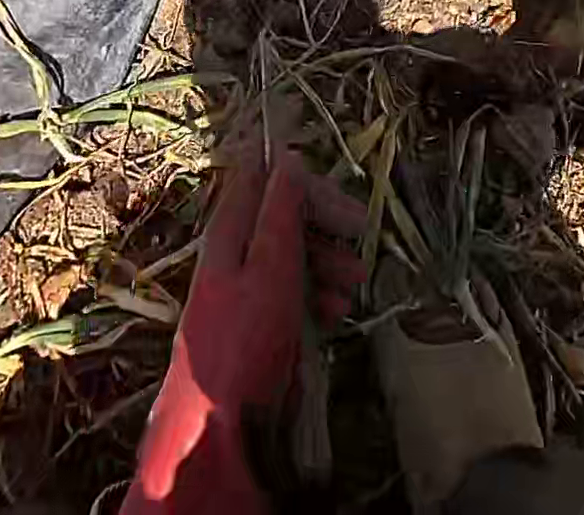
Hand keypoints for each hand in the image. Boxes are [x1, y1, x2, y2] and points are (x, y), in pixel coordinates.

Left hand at [125, 149, 365, 514]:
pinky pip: (296, 286)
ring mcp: (250, 282)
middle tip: (362, 231)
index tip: (340, 192)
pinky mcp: (263, 313)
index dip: (302, 177)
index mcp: (231, 228)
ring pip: (296, 250)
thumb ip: (279, 210)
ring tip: (355, 281)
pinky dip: (319, 291)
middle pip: (286, 213)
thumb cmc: (246, 336)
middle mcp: (238, 248)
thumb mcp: (269, 265)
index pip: (263, 176)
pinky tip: (335, 310)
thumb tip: (287, 156)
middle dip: (326, 220)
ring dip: (330, 259)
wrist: (221, 426)